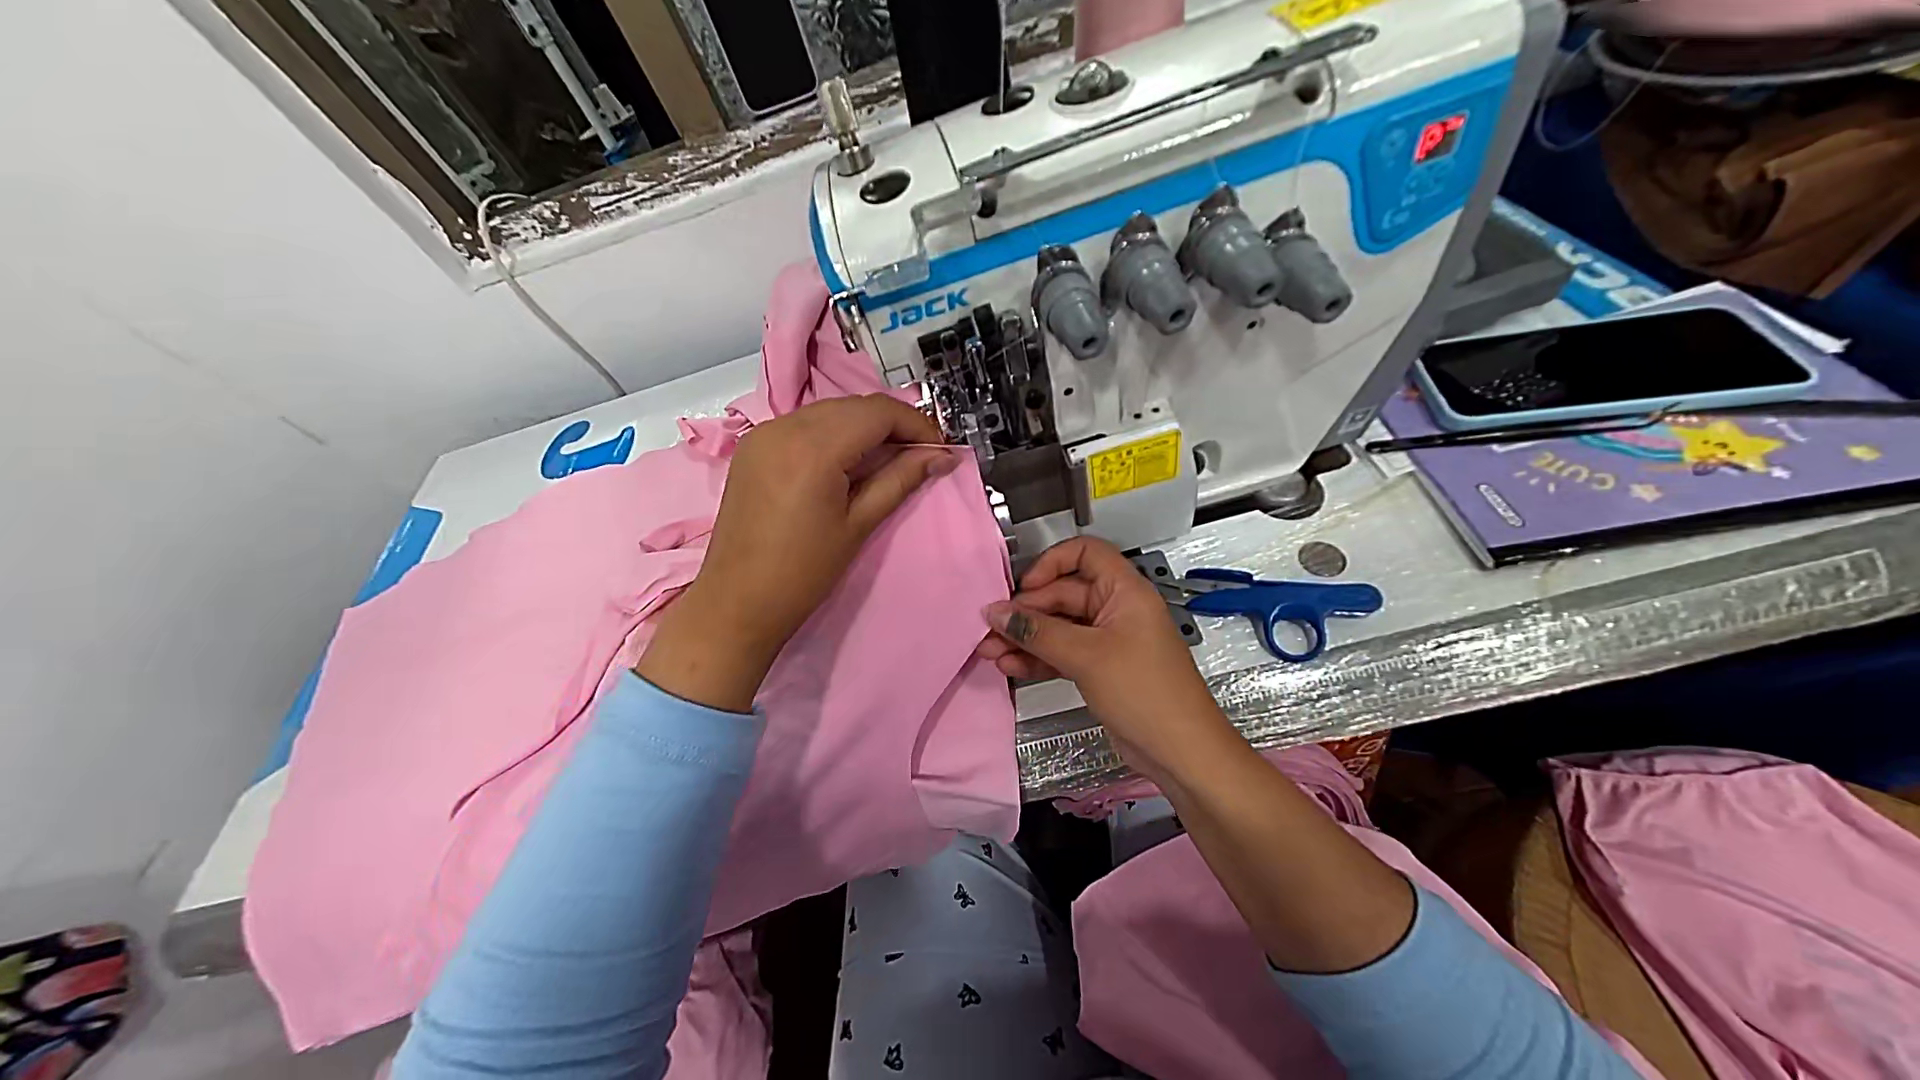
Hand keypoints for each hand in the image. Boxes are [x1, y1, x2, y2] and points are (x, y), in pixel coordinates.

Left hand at [639, 394, 957, 711]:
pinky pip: (804, 424)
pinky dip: (834, 433)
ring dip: (863, 427)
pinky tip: (847, 462)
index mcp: (813, 448)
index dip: (916, 423)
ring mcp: (763, 433)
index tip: (940, 446)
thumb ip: (901, 479)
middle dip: (892, 425)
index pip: (878, 412)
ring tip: (887, 461)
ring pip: (829, 411)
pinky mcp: (753, 446)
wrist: (737, 602)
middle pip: (854, 406)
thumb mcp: (859, 524)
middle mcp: (784, 427)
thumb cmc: (803, 572)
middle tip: (920, 455)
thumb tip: (942, 455)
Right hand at [975, 536, 1238, 783]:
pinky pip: (1062, 652)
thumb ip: (1037, 632)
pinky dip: (1038, 658)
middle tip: (994, 627)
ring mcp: (1108, 640)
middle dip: (1026, 611)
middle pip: (1062, 594)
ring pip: (1058, 627)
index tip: (1025, 587)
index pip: (1084, 553)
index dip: (1051, 563)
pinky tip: (1013, 666)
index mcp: (1125, 591)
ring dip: (1025, 638)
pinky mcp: (1100, 668)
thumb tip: (999, 613)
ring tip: (993, 650)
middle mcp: (1117, 610)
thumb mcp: (1086, 656)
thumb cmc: (1149, 695)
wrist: (1180, 751)